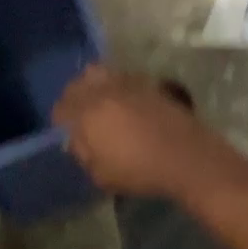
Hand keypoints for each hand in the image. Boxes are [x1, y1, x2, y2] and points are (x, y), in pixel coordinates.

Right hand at [53, 65, 230, 196]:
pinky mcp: (151, 85)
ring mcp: (130, 84)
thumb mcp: (101, 174)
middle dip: (74, 95)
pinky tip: (125, 102)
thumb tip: (77, 140)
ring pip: (102, 74)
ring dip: (96, 85)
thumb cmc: (140, 171)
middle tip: (78, 112)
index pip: (62, 107)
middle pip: (79, 82)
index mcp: (88, 113)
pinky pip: (125, 78)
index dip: (59, 118)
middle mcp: (105, 91)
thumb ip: (83, 154)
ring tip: (101, 102)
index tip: (63, 128)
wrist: (187, 158)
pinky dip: (118, 86)